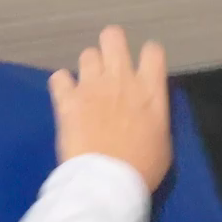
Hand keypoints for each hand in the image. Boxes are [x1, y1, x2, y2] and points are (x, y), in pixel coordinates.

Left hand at [48, 26, 171, 189]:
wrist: (107, 182)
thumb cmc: (141, 167)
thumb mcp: (162, 140)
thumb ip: (154, 114)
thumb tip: (147, 109)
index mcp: (150, 90)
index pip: (153, 51)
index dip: (148, 55)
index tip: (144, 66)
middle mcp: (121, 80)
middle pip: (113, 38)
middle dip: (111, 44)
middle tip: (110, 61)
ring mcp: (91, 87)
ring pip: (87, 54)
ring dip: (88, 67)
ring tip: (88, 85)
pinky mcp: (67, 99)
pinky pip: (59, 77)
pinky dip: (62, 85)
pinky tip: (66, 96)